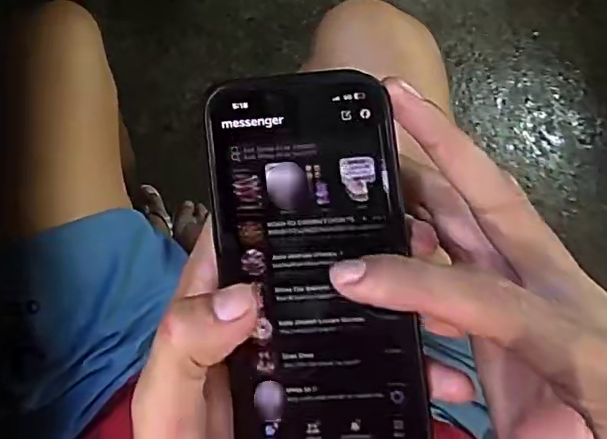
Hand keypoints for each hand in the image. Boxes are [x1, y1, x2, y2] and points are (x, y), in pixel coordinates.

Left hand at [134, 203, 479, 437]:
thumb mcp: (166, 392)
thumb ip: (188, 338)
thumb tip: (245, 292)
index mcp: (212, 305)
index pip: (238, 243)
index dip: (269, 214)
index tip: (323, 195)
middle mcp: (252, 327)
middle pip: (301, 282)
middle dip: (349, 266)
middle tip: (408, 250)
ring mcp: (288, 369)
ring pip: (340, 329)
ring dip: (386, 322)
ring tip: (437, 318)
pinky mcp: (318, 410)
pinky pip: (362, 388)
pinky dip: (401, 382)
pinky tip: (440, 380)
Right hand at [331, 79, 606, 438]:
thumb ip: (528, 432)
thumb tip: (446, 382)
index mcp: (597, 357)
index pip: (494, 298)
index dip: (416, 282)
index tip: (348, 278)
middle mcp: (575, 307)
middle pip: (499, 207)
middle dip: (444, 143)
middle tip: (393, 93)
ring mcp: (545, 297)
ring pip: (473, 215)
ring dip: (418, 177)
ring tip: (367, 152)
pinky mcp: (516, 302)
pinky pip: (458, 245)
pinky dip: (416, 221)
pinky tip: (386, 222)